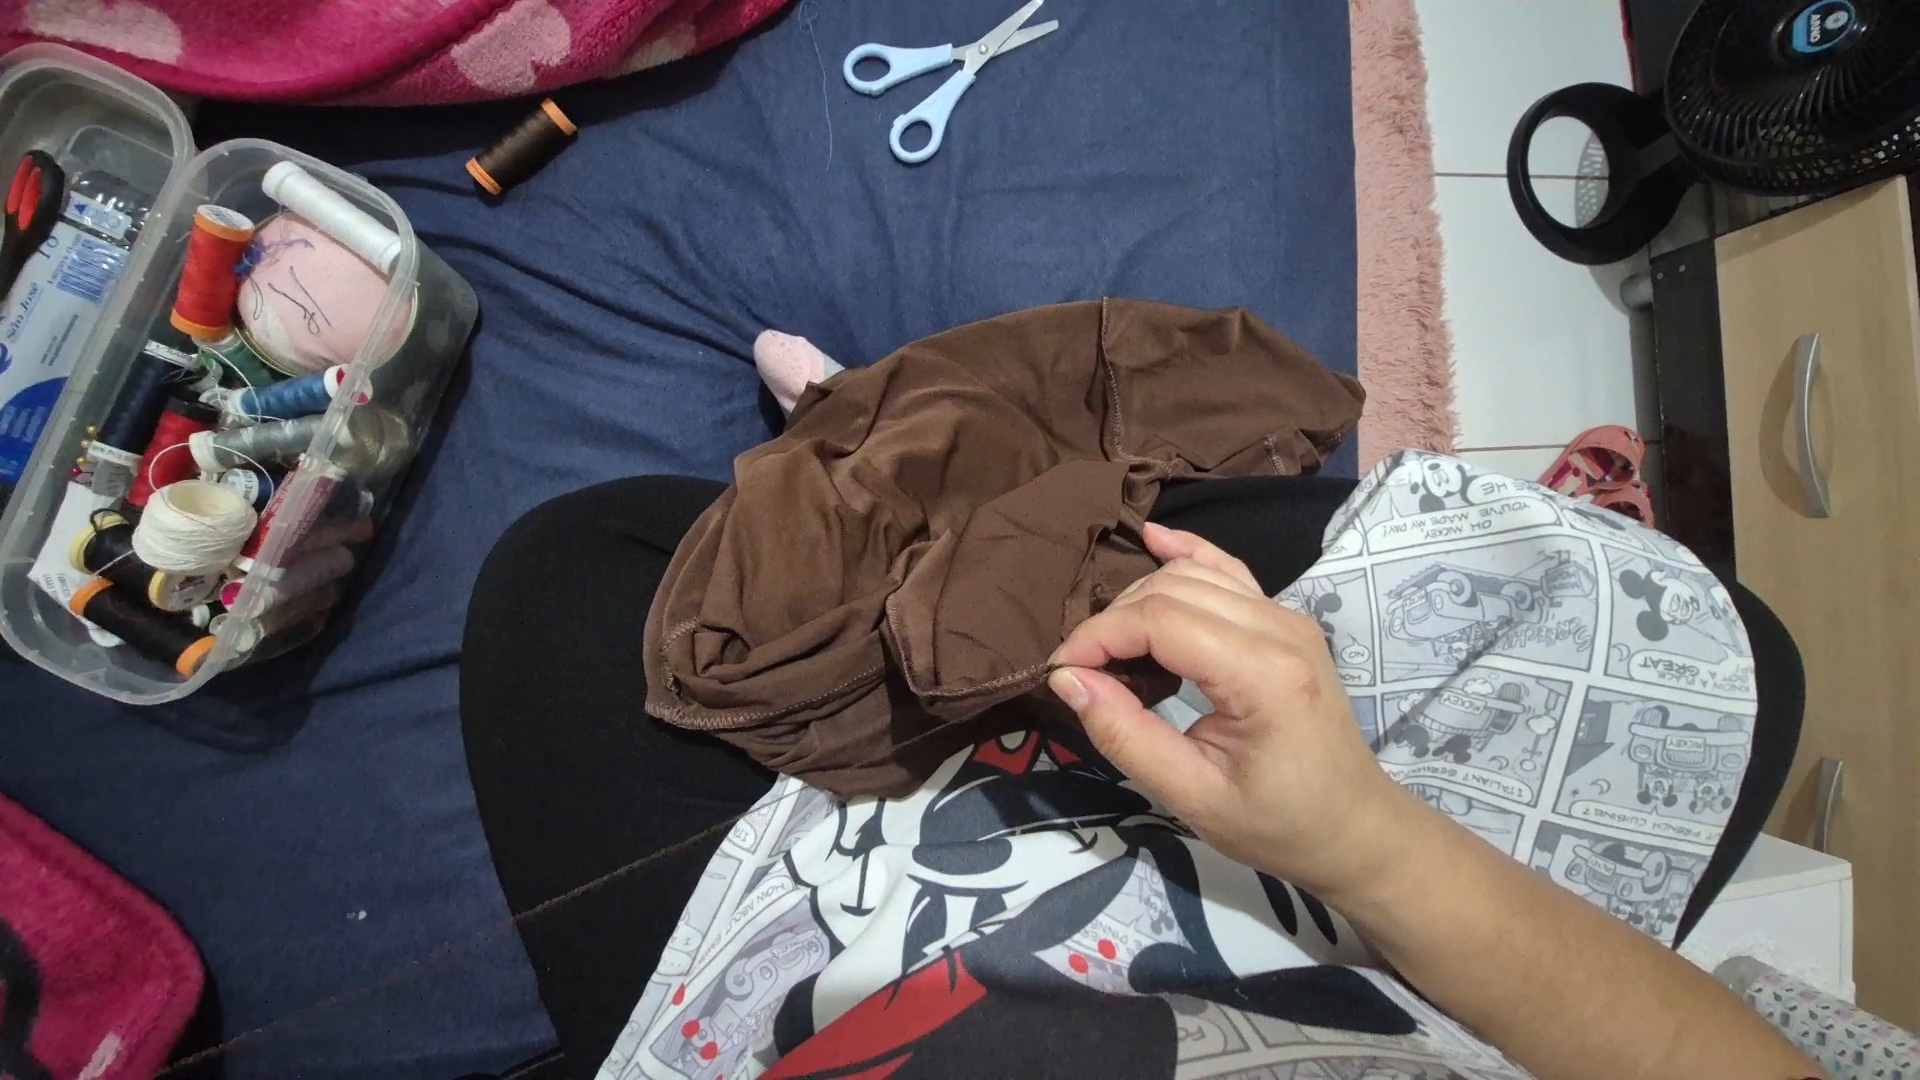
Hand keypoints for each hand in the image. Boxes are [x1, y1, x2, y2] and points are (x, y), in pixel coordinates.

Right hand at [1048, 524, 1429, 900]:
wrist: (1354, 828)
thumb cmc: (1278, 825)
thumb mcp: (1193, 797)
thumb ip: (1126, 736)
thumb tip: (1068, 680)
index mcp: (1263, 674)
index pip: (1159, 620)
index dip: (1099, 636)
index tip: (1061, 670)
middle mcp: (1279, 627)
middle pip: (1170, 590)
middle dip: (1111, 621)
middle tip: (1081, 669)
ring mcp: (1285, 615)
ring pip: (1191, 574)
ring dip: (1137, 599)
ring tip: (1108, 644)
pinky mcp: (1282, 618)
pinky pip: (1225, 568)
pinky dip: (1185, 553)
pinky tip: (1152, 539)